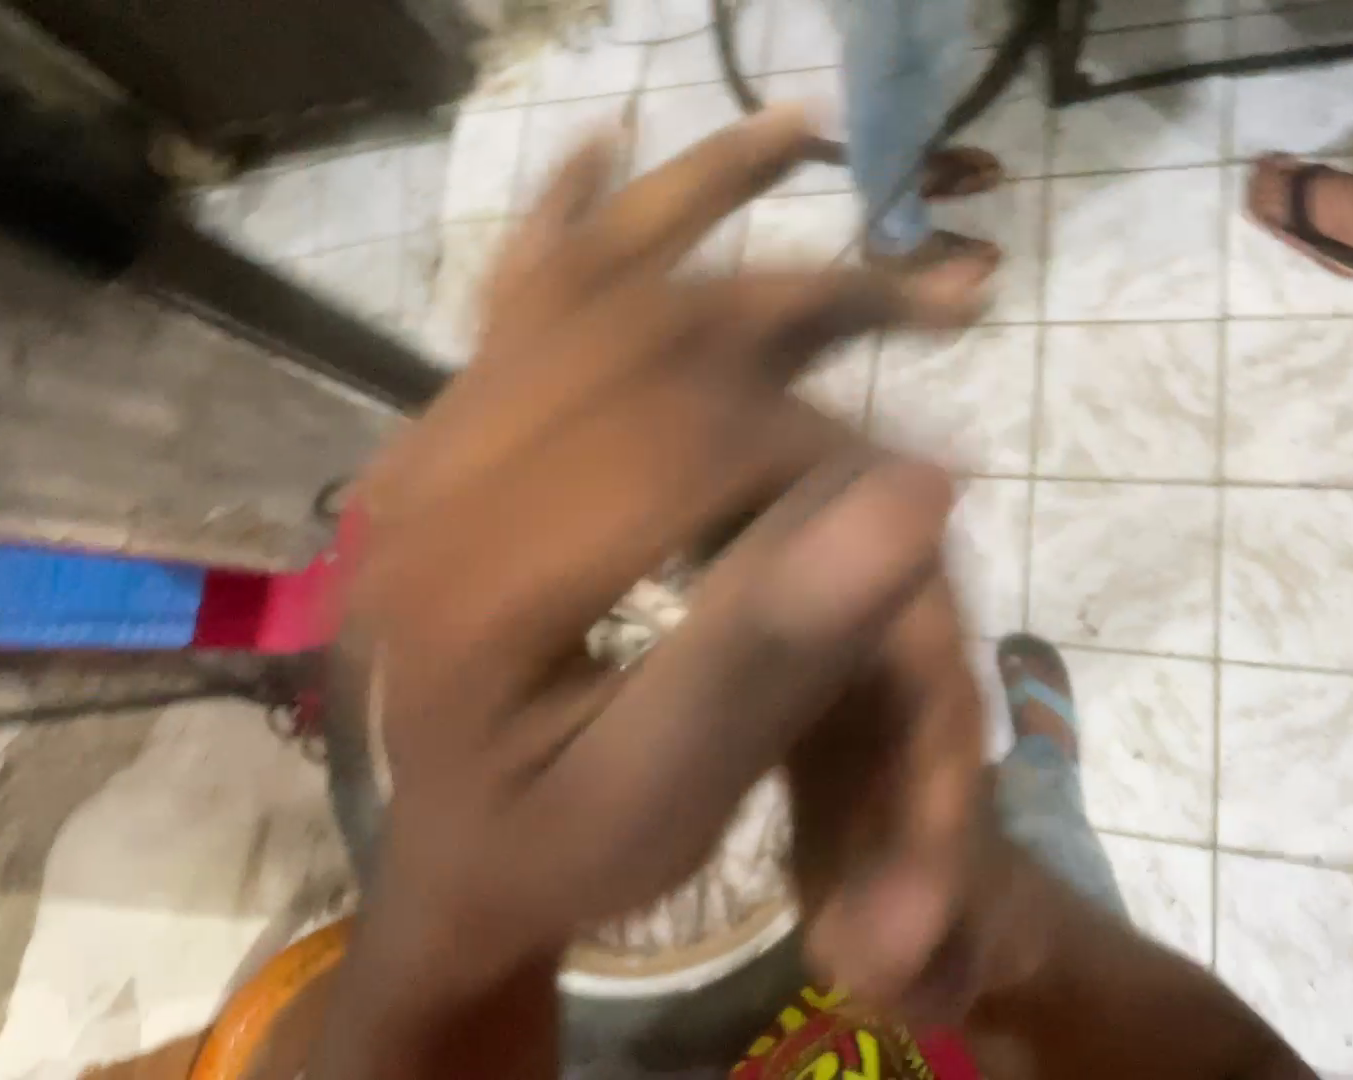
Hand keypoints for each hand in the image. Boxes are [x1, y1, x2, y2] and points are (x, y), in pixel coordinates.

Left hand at [337, 107, 989, 1006]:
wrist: (446, 862)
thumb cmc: (559, 852)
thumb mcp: (666, 798)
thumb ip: (767, 653)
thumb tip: (916, 495)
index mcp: (486, 588)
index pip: (695, 441)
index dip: (823, 447)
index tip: (912, 484)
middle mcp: (432, 486)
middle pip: (648, 343)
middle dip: (800, 321)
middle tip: (929, 300)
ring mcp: (422, 450)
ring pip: (583, 286)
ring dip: (702, 207)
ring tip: (803, 137)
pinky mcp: (435, 446)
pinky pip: (500, 306)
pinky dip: (566, 221)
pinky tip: (610, 152)